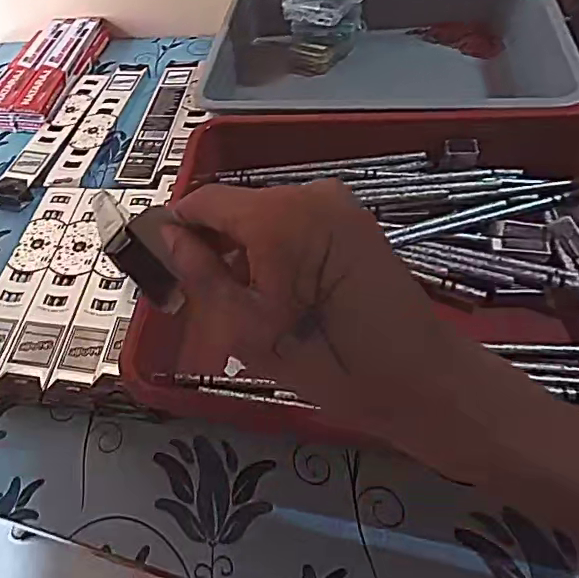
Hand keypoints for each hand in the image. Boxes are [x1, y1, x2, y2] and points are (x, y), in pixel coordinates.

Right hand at [158, 180, 553, 446]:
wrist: (423, 382)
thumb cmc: (339, 369)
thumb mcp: (250, 331)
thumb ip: (203, 276)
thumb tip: (167, 239)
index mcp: (285, 217)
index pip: (205, 202)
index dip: (174, 230)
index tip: (155, 263)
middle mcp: (310, 194)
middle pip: (232, 208)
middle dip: (208, 247)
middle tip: (197, 298)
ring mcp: (334, 203)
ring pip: (258, 216)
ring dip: (238, 251)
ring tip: (238, 303)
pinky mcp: (347, 218)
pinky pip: (288, 223)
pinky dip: (268, 250)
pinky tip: (271, 291)